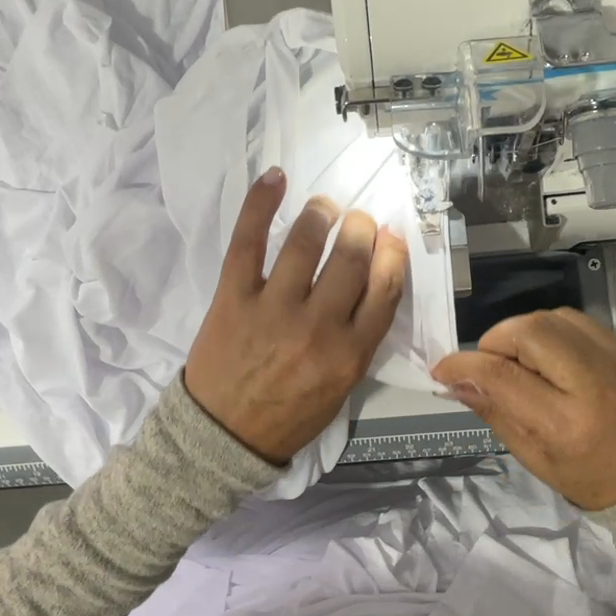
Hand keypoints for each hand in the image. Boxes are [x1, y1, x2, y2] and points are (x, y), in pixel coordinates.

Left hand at [184, 168, 408, 464]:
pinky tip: (275, 178)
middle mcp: (318, 327)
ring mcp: (274, 309)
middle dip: (360, 228)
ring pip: (306, 242)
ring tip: (324, 208)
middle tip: (356, 221)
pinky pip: (248, 241)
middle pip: (351, 258)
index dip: (392, 254)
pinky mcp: (234, 297)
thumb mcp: (341, 389)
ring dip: (321, 213)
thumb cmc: (288, 416)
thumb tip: (370, 282)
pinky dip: (261, 204)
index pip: (386, 289)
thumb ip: (359, 338)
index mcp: (350, 354)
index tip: (388, 238)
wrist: (223, 437)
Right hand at [432, 308, 615, 510]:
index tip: (442, 370)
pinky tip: (546, 356)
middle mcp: (590, 383)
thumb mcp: (533, 457)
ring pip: (548, 318)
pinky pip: (572, 320)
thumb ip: (494, 412)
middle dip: (494, 342)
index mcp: (564, 423)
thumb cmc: (587, 475)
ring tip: (520, 362)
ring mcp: (611, 358)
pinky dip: (547, 331)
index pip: (502, 376)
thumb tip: (455, 381)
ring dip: (520, 333)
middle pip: (527, 331)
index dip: (463, 366)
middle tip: (489, 365)